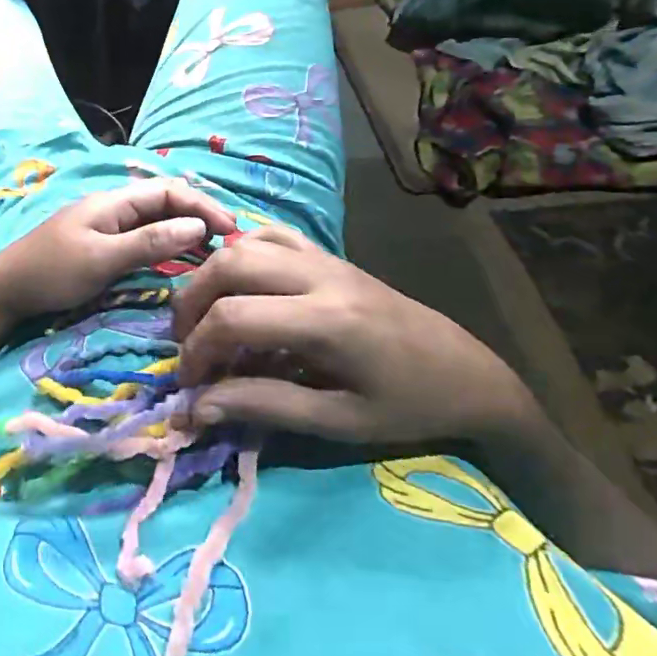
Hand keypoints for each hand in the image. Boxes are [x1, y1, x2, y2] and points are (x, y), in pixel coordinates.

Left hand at [0, 179, 236, 321]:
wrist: (6, 291)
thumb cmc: (51, 272)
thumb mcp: (102, 259)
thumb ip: (148, 243)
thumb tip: (197, 227)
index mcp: (112, 202)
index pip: (168, 191)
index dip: (202, 205)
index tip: (231, 229)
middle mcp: (113, 208)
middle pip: (165, 202)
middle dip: (199, 216)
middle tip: (230, 242)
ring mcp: (106, 226)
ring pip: (156, 220)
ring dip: (185, 231)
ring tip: (215, 251)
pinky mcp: (102, 246)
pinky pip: (143, 238)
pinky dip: (167, 245)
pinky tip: (181, 260)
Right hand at [172, 225, 541, 447]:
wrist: (468, 374)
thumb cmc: (408, 407)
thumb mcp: (339, 421)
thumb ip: (264, 406)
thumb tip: (196, 408)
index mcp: (328, 322)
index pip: (234, 318)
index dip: (198, 350)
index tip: (191, 384)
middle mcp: (320, 276)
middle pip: (228, 266)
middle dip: (192, 305)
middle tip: (188, 345)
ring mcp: (324, 258)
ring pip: (242, 244)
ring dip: (209, 277)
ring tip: (206, 318)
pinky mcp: (328, 253)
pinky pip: (269, 234)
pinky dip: (238, 254)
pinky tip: (239, 286)